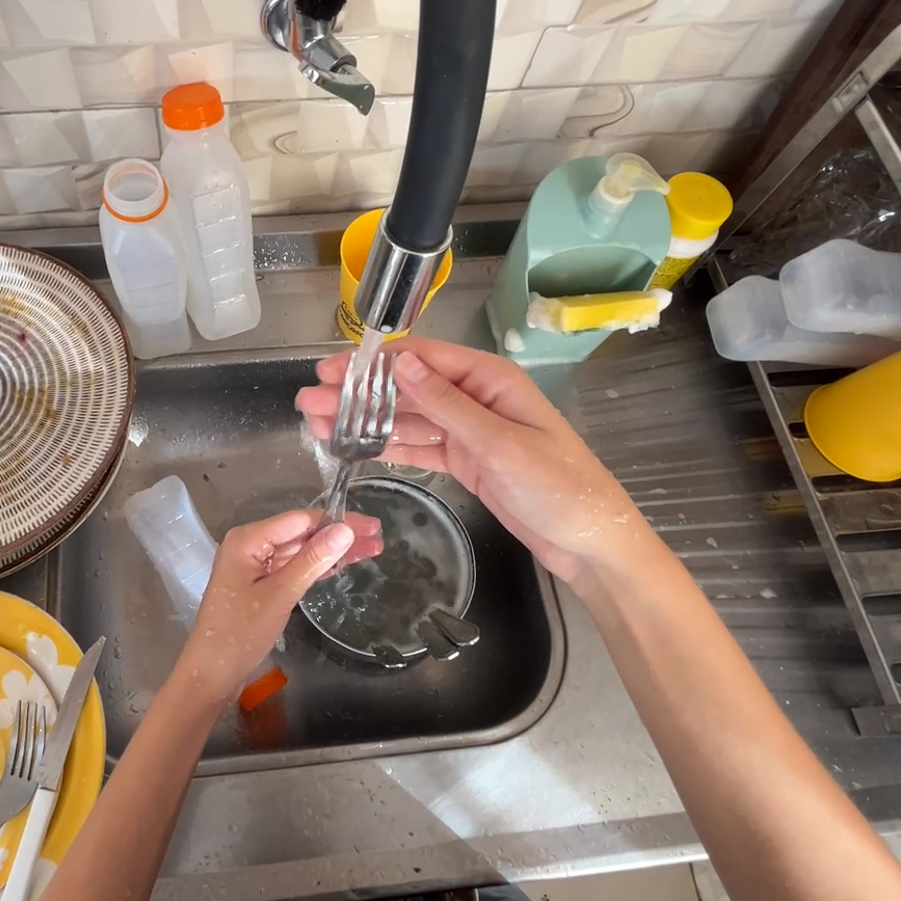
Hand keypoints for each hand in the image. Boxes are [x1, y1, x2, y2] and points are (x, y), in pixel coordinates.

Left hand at [170, 508, 381, 708]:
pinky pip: (292, 565)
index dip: (338, 521)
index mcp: (248, 538)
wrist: (211, 673)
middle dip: (339, 535)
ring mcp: (254, 563)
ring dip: (332, 550)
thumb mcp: (280, 594)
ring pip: (300, 549)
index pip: (301, 519)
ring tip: (370, 551)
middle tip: (378, 540)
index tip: (372, 526)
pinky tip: (341, 565)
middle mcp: (250, 544)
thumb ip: (312, 560)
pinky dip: (316, 566)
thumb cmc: (240, 633)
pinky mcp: (259, 582)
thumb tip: (345, 529)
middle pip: (302, 532)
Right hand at [296, 337, 653, 582]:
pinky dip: (387, 446)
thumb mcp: (499, 443)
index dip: (372, 363)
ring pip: (407, 419)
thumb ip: (447, 403)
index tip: (330, 370)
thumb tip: (401, 362)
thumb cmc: (558, 487)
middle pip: (407, 388)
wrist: (591, 542)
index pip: (422, 358)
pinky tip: (354, 446)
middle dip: (358, 393)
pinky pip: (418, 446)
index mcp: (489, 380)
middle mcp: (474, 398)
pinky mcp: (464, 460)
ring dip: (364, 421)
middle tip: (310, 401)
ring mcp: (468, 430)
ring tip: (318, 424)